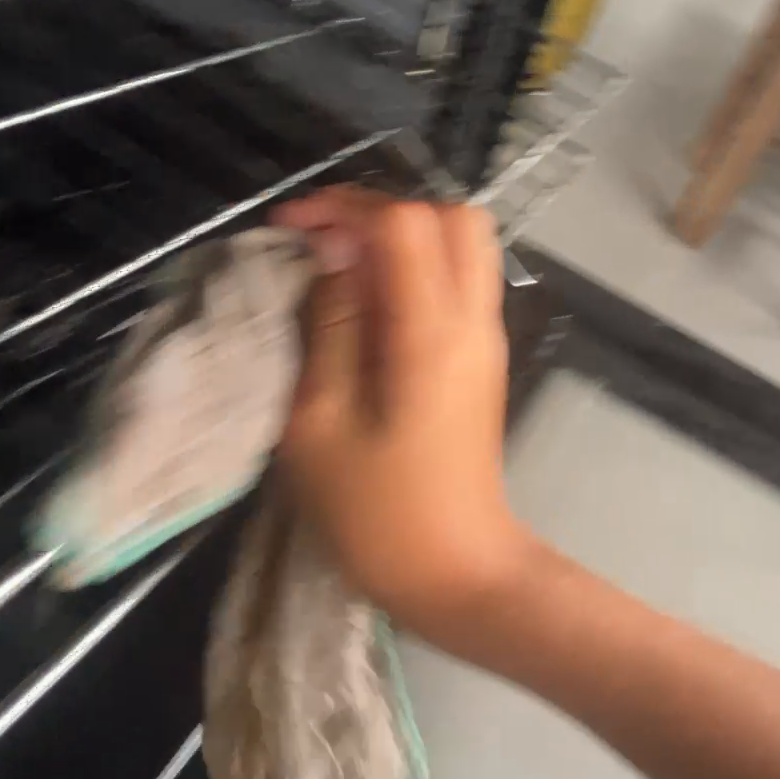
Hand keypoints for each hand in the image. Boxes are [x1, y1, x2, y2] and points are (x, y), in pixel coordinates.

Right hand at [271, 187, 534, 640]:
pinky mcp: (485, 359)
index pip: (405, 222)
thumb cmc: (377, 514)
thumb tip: (333, 256)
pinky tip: (370, 305)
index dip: (345, 207)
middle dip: (383, 210)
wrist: (457, 571)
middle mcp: (474, 322)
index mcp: (432, 334)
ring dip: (404, 239)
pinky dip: (418, 271)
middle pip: (453, 216)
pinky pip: (461, 284)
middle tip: (325, 241)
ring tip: (341, 270)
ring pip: (465, 246)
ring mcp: (488, 339)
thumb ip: (328, 325)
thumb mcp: (321, 422)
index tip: (291, 228)